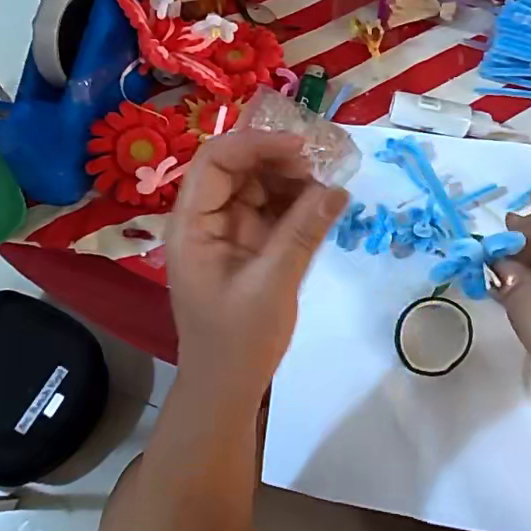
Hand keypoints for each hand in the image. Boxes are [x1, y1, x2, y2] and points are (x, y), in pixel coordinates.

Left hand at [165, 131, 349, 400]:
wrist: (227, 385)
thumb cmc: (238, 341)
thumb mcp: (272, 285)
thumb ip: (302, 233)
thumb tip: (337, 189)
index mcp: (192, 225)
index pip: (216, 162)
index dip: (255, 145)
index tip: (301, 147)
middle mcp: (206, 220)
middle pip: (237, 168)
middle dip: (277, 161)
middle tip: (322, 168)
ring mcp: (227, 231)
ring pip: (256, 186)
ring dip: (290, 180)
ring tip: (327, 186)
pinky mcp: (248, 245)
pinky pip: (270, 210)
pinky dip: (295, 203)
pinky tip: (322, 205)